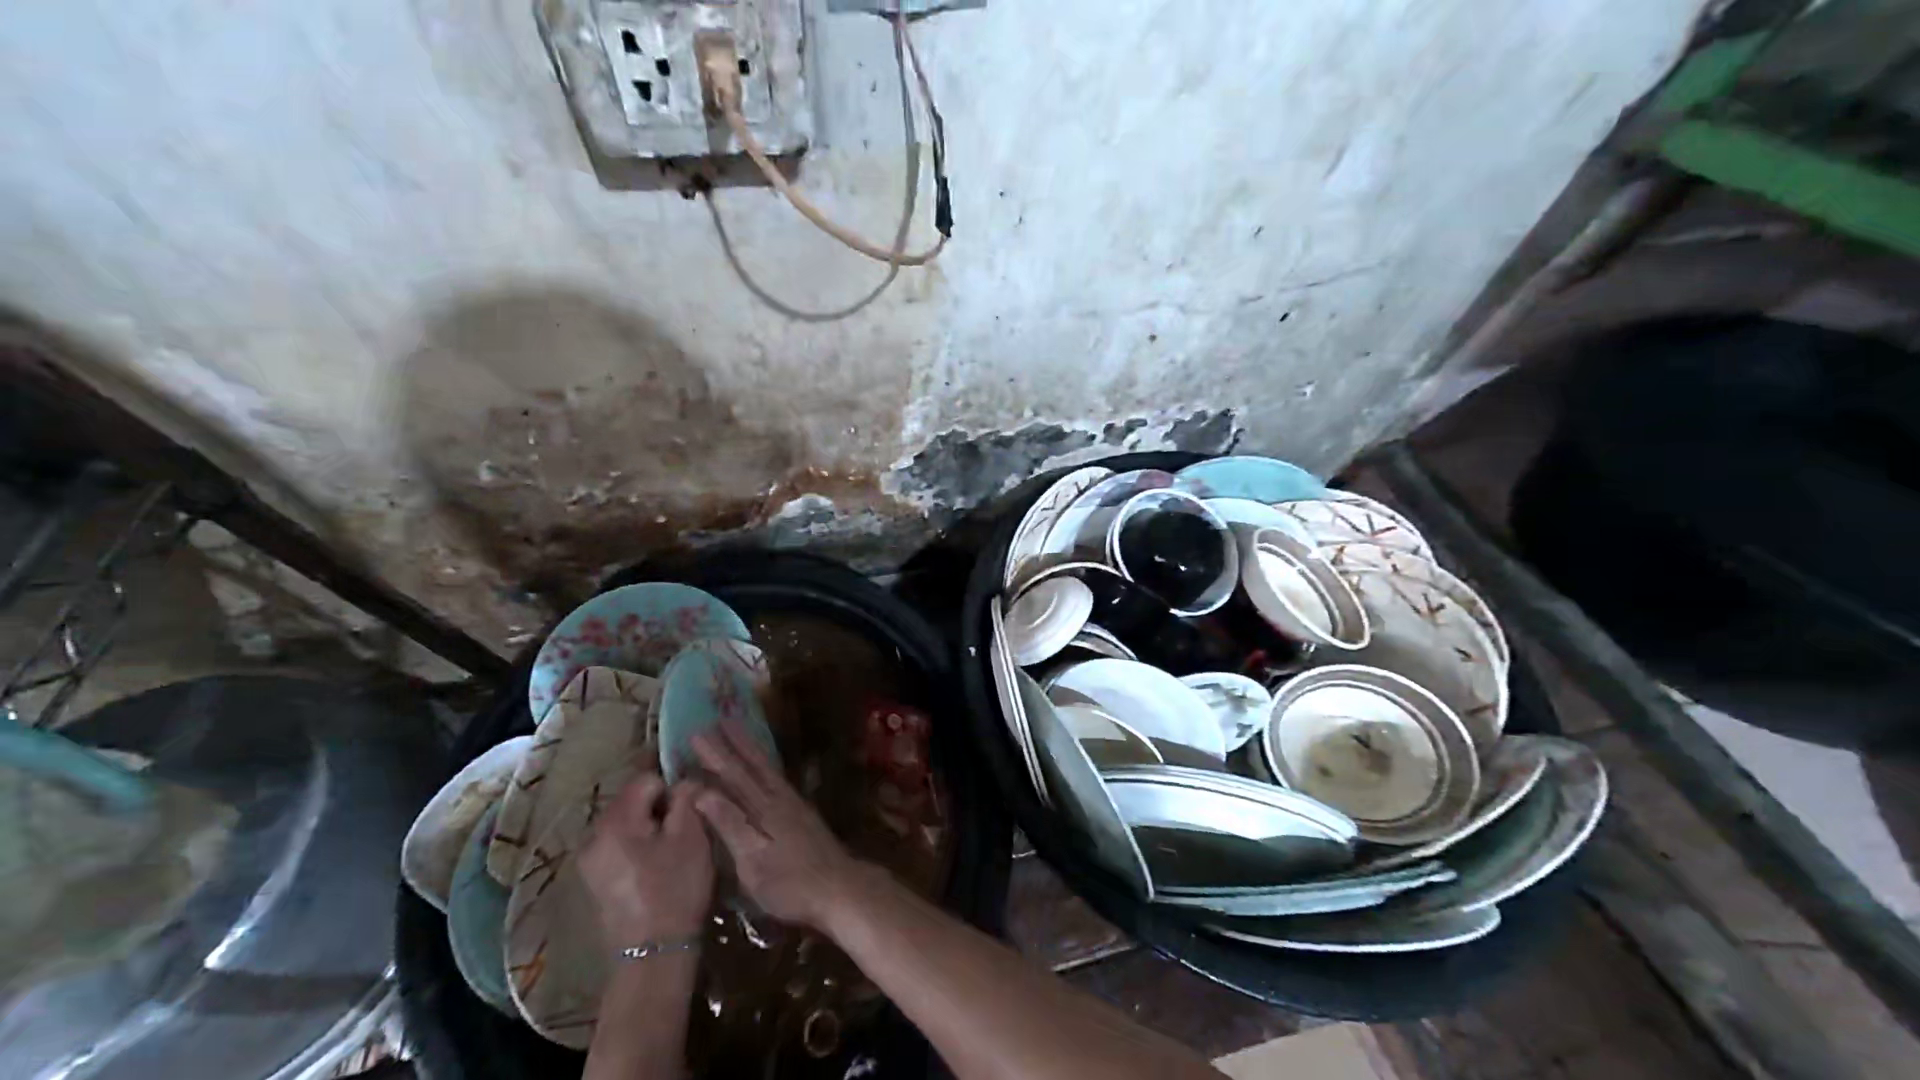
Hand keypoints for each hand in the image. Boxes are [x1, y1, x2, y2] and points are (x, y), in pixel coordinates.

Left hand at [579, 773, 713, 944]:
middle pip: (631, 800)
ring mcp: (590, 861)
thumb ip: (687, 797)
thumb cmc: (676, 889)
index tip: (691, 809)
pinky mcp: (595, 882)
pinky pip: (619, 847)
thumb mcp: (691, 835)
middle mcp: (593, 835)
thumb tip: (684, 781)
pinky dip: (639, 847)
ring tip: (674, 848)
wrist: (653, 955)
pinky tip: (657, 867)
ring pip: (626, 824)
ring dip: (650, 827)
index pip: (646, 778)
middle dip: (660, 807)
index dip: (673, 788)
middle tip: (686, 829)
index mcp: (615, 821)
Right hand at [687, 723, 866, 929]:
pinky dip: (767, 765)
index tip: (697, 734)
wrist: (840, 889)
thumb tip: (702, 792)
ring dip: (752, 750)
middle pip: (753, 765)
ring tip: (740, 731)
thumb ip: (731, 825)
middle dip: (734, 743)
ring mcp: (794, 805)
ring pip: (768, 768)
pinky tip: (766, 768)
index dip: (716, 756)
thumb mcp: (753, 862)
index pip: (734, 776)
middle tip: (719, 719)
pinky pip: (778, 777)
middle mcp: (779, 799)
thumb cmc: (791, 883)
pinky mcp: (803, 814)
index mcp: (764, 809)